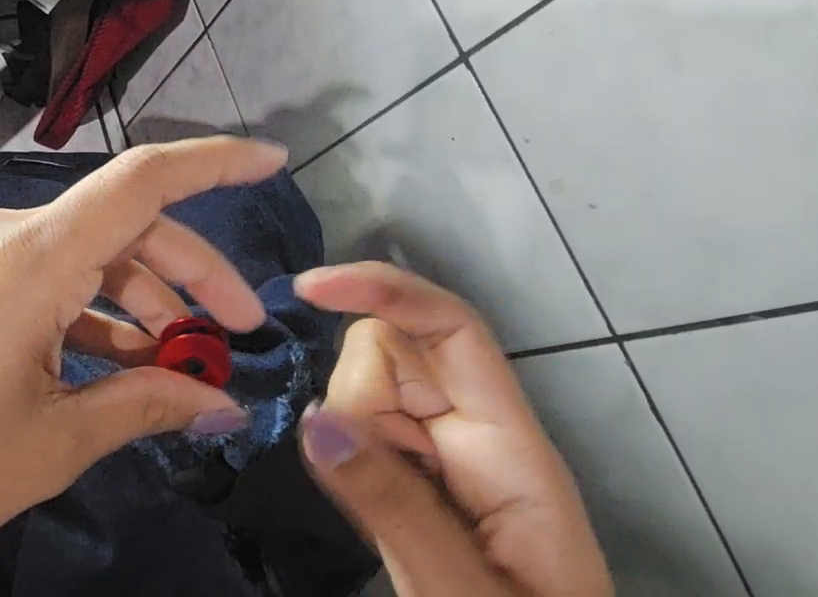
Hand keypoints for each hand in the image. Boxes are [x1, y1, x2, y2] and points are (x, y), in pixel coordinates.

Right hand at [293, 263, 611, 596]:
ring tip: (387, 528)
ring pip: (357, 392)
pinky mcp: (403, 479)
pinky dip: (341, 459)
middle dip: (357, 399)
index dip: (385, 291)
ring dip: (347, 440)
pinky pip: (350, 435)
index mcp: (508, 446)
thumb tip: (314, 419)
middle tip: (376, 490)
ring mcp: (432, 456)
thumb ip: (396, 510)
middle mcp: (469, 433)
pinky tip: (372, 521)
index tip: (309, 289)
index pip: (451, 329)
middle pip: (387, 354)